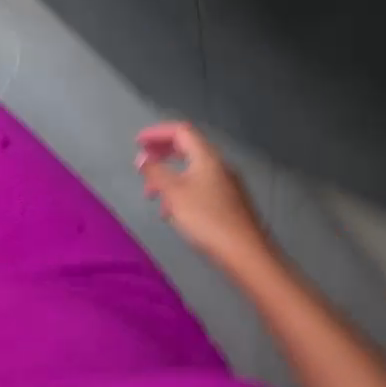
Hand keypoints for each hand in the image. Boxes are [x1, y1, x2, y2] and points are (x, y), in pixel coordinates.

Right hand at [137, 122, 272, 270]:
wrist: (248, 256)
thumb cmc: (207, 219)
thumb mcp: (174, 193)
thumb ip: (155, 172)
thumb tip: (142, 157)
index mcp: (207, 157)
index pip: (181, 131)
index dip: (157, 132)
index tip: (138, 143)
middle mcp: (219, 166)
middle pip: (187, 148)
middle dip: (162, 153)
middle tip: (143, 163)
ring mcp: (228, 185)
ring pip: (193, 170)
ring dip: (169, 175)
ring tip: (152, 194)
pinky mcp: (230, 204)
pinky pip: (201, 186)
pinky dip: (182, 190)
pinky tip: (173, 212)